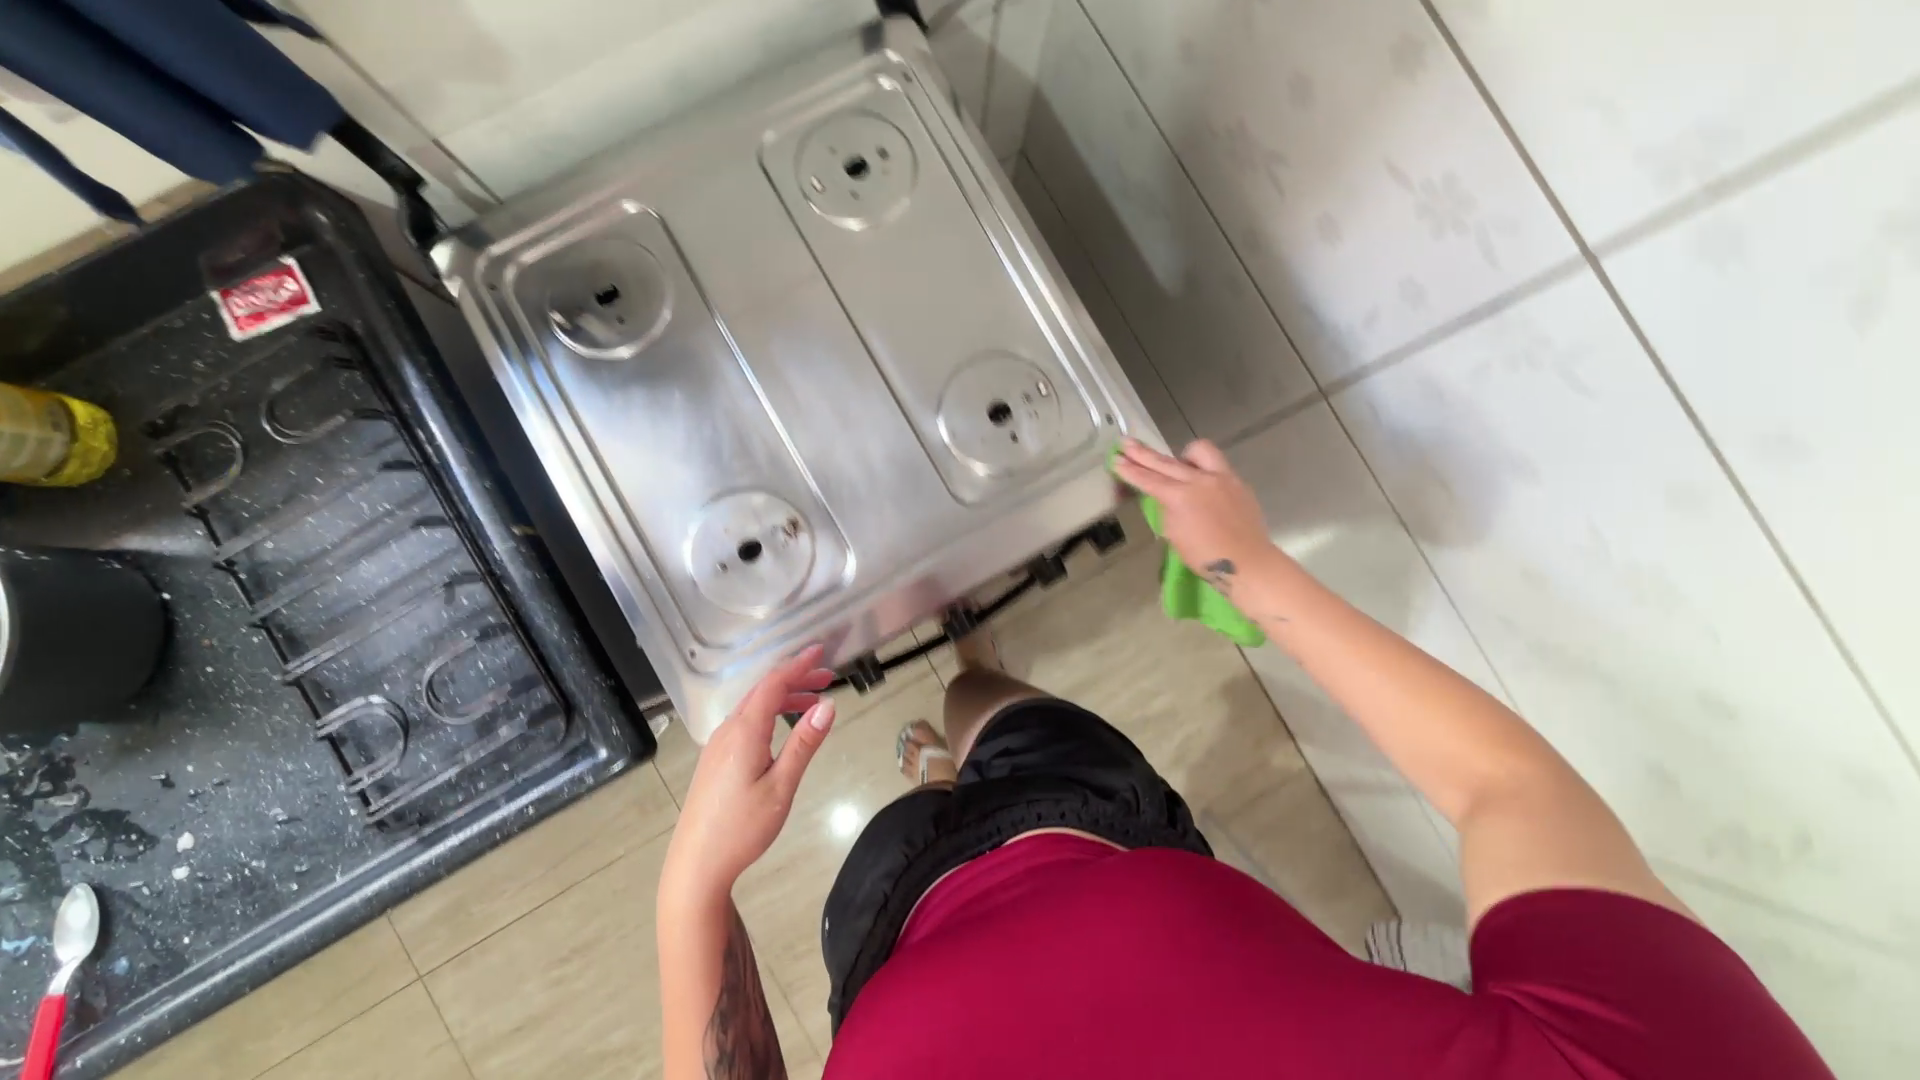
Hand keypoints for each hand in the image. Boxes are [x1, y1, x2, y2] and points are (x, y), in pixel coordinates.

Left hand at [661, 645, 836, 908]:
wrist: (696, 864)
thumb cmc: (743, 827)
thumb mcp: (782, 786)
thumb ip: (804, 744)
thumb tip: (828, 706)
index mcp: (744, 731)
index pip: (772, 684)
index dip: (797, 665)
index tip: (820, 651)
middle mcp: (727, 730)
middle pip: (762, 691)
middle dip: (794, 678)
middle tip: (827, 677)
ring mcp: (717, 745)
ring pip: (752, 707)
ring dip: (783, 698)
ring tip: (812, 703)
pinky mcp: (715, 760)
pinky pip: (745, 722)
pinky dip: (769, 714)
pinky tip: (782, 729)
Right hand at [1115, 437, 1275, 580]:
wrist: (1247, 562)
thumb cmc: (1205, 557)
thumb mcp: (1174, 535)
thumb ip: (1168, 510)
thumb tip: (1168, 498)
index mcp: (1181, 497)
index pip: (1149, 479)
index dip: (1130, 470)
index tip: (1116, 459)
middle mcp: (1200, 480)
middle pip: (1165, 462)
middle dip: (1143, 453)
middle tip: (1126, 443)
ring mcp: (1222, 477)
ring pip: (1198, 451)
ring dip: (1182, 456)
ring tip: (1177, 464)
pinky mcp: (1237, 481)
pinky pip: (1216, 465)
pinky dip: (1204, 470)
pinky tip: (1202, 484)